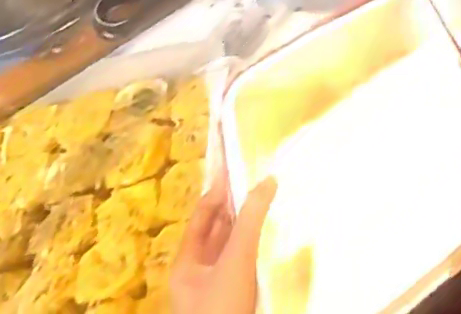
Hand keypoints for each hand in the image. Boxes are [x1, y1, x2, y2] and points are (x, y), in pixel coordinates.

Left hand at [170, 172, 277, 313]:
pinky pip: (243, 267)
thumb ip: (251, 218)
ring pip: (231, 248)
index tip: (240, 160)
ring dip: (248, 226)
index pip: (203, 213)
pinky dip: (256, 248)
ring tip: (271, 201)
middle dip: (238, 204)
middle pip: (217, 230)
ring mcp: (214, 291)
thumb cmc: (222, 308)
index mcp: (186, 262)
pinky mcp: (233, 303)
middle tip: (261, 177)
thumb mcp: (236, 259)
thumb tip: (267, 179)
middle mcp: (197, 274)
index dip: (220, 187)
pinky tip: (273, 241)